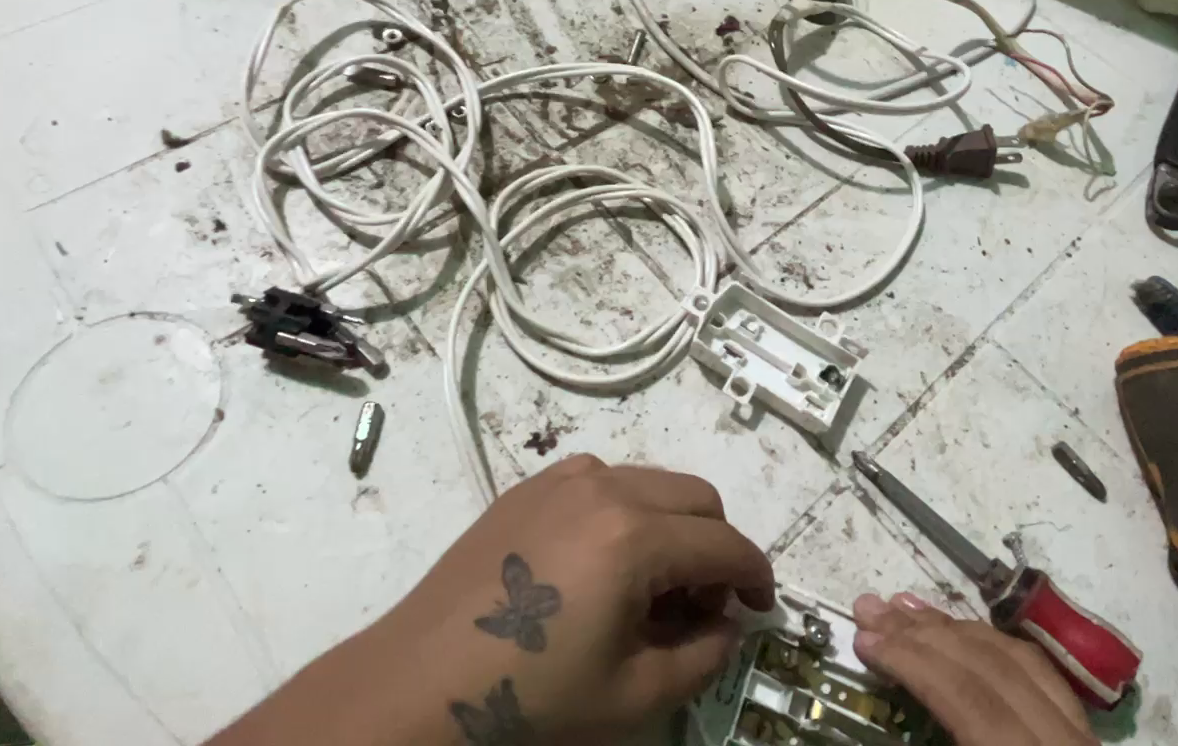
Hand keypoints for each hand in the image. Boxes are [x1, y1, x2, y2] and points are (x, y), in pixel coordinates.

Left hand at [209, 454, 773, 745]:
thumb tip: (727, 624)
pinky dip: (625, 510)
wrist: (418, 682)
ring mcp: (562, 478)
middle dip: (715, 545)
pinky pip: (601, 480)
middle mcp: (606, 486)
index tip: (760, 608)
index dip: (755, 575)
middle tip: (701, 605)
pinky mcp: (529, 485)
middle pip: (696, 496)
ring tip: (648, 585)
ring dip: (671, 524)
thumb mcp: (632, 696)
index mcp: (636, 535)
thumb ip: (702, 655)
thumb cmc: (530, 699)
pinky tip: (599, 562)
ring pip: (651, 482)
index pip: (724, 542)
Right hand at [852, 591, 1096, 745]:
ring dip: (953, 627)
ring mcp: (1084, 735)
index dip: (912, 662)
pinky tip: (960, 630)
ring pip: (1017, 657)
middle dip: (921, 631)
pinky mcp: (1088, 733)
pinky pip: (1039, 673)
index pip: (969, 697)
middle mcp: (1067, 741)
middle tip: (870, 607)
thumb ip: (935, 734)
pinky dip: (992, 644)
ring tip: (903, 606)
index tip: (864, 638)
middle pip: (991, 666)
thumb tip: (887, 696)